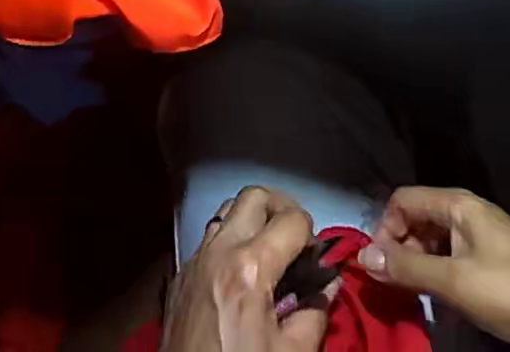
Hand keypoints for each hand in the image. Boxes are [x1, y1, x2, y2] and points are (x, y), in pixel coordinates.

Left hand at [160, 186, 337, 351]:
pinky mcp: (180, 275)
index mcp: (250, 268)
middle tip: (294, 240)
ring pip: (228, 209)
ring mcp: (196, 259)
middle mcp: (220, 251)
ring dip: (253, 219)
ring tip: (268, 248)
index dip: (312, 236)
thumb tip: (328, 283)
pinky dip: (230, 239)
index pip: (293, 219)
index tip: (316, 260)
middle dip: (282, 210)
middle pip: (256, 196)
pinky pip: (209, 237)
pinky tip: (240, 271)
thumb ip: (316, 312)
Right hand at [358, 187, 509, 351]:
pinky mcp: (490, 261)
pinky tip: (437, 300)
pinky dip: (436, 274)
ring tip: (412, 297)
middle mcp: (466, 212)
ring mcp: (480, 237)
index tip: (379, 267)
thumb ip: (407, 267)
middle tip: (393, 287)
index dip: (386, 228)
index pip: (404, 200)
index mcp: (458, 203)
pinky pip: (450, 257)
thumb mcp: (454, 281)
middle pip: (417, 217)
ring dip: (416, 264)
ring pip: (433, 240)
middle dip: (399, 247)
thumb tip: (362, 255)